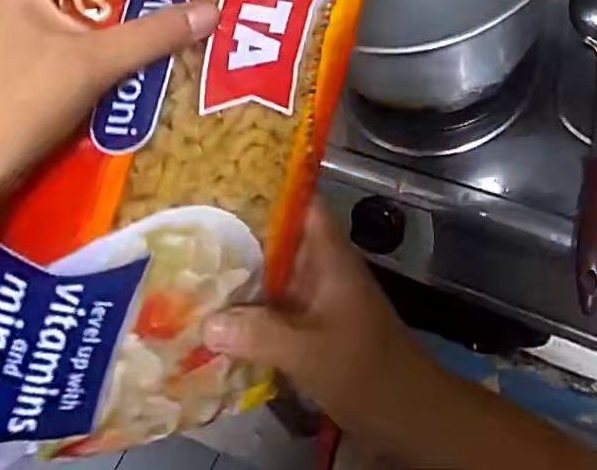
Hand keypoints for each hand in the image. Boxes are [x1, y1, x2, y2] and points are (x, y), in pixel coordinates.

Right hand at [201, 207, 425, 424]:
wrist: (406, 414)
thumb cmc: (364, 368)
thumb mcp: (309, 351)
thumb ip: (259, 334)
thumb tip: (205, 322)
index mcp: (328, 253)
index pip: (300, 202)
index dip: (269, 187)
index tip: (227, 181)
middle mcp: (319, 265)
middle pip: (277, 235)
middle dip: (239, 230)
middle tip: (191, 223)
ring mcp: (314, 294)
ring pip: (272, 270)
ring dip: (240, 269)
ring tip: (190, 261)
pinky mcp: (308, 323)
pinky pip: (272, 302)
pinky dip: (248, 304)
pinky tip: (213, 309)